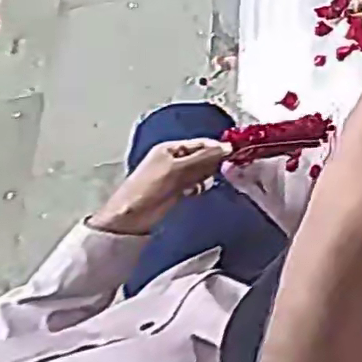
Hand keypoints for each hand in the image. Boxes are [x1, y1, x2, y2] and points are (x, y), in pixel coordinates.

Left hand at [89, 138, 232, 235]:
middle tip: (215, 171)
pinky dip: (200, 185)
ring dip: (206, 176)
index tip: (231, 155)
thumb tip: (230, 147)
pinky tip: (195, 191)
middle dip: (212, 163)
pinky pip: (198, 181)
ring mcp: (176, 174)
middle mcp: (175, 158)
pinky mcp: (179, 187)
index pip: (203, 142)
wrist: (130, 218)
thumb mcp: (178, 168)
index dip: (217, 148)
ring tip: (199, 184)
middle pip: (205, 155)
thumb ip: (205, 157)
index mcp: (171, 148)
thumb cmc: (150, 188)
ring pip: (204, 169)